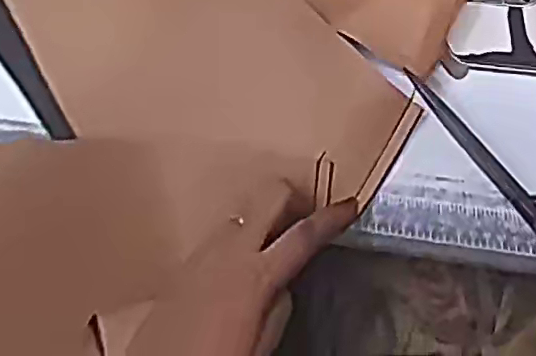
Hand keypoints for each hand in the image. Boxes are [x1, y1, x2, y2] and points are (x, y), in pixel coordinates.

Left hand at [124, 183, 357, 355]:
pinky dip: (243, 232)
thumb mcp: (257, 348)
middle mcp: (230, 251)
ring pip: (246, 209)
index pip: (303, 235)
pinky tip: (244, 258)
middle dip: (295, 195)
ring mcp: (205, 250)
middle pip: (272, 195)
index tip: (350, 205)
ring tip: (278, 236)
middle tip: (310, 213)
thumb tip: (285, 287)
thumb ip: (276, 313)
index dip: (331, 217)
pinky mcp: (185, 261)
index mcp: (255, 276)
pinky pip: (223, 231)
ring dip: (267, 213)